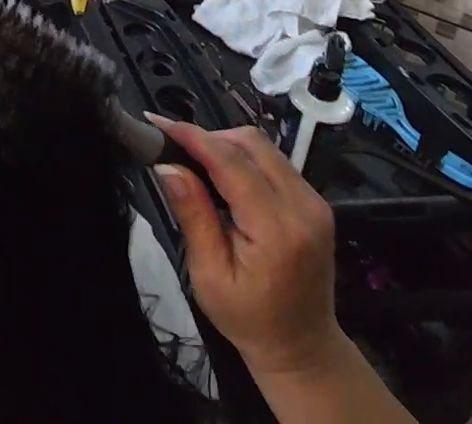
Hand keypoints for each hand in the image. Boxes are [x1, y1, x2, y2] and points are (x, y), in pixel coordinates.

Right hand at [148, 117, 344, 381]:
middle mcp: (304, 207)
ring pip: (263, 148)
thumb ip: (193, 215)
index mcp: (277, 229)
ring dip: (224, 145)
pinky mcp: (314, 203)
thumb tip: (168, 165)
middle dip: (208, 137)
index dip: (192, 137)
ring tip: (192, 163)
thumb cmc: (248, 318)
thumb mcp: (209, 274)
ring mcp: (315, 203)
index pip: (231, 163)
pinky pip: (273, 162)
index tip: (156, 124)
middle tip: (172, 150)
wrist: (302, 347)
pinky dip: (241, 159)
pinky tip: (219, 177)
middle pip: (251, 143)